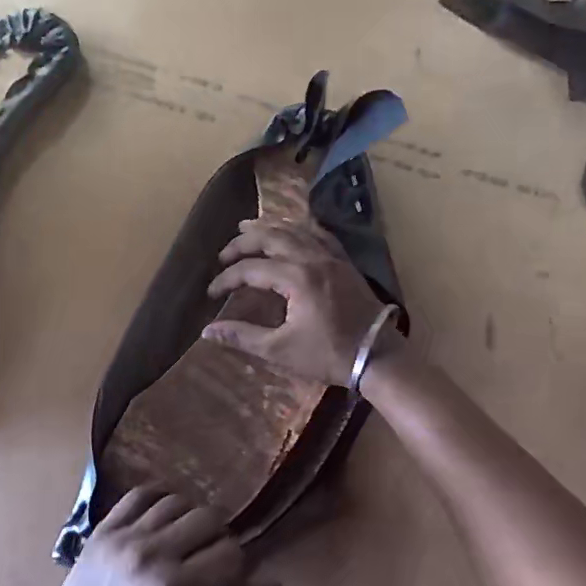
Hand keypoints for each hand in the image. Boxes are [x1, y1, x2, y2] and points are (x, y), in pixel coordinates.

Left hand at [32, 488, 274, 585]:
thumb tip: (272, 580)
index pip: (231, 553)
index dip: (237, 566)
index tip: (227, 579)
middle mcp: (153, 554)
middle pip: (208, 518)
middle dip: (218, 538)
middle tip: (208, 558)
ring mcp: (125, 538)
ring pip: (177, 502)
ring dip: (190, 518)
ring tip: (185, 539)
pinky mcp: (103, 530)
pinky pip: (139, 494)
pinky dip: (158, 499)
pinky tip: (163, 518)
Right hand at [201, 217, 389, 385]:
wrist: (377, 357)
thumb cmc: (328, 355)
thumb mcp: (280, 350)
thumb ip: (242, 336)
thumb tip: (207, 331)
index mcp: (297, 278)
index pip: (251, 269)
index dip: (226, 279)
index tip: (211, 294)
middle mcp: (313, 259)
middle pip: (271, 238)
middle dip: (243, 243)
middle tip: (223, 254)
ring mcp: (332, 258)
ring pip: (296, 230)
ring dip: (269, 228)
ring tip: (248, 228)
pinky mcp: (345, 263)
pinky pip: (319, 235)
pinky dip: (300, 229)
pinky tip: (292, 230)